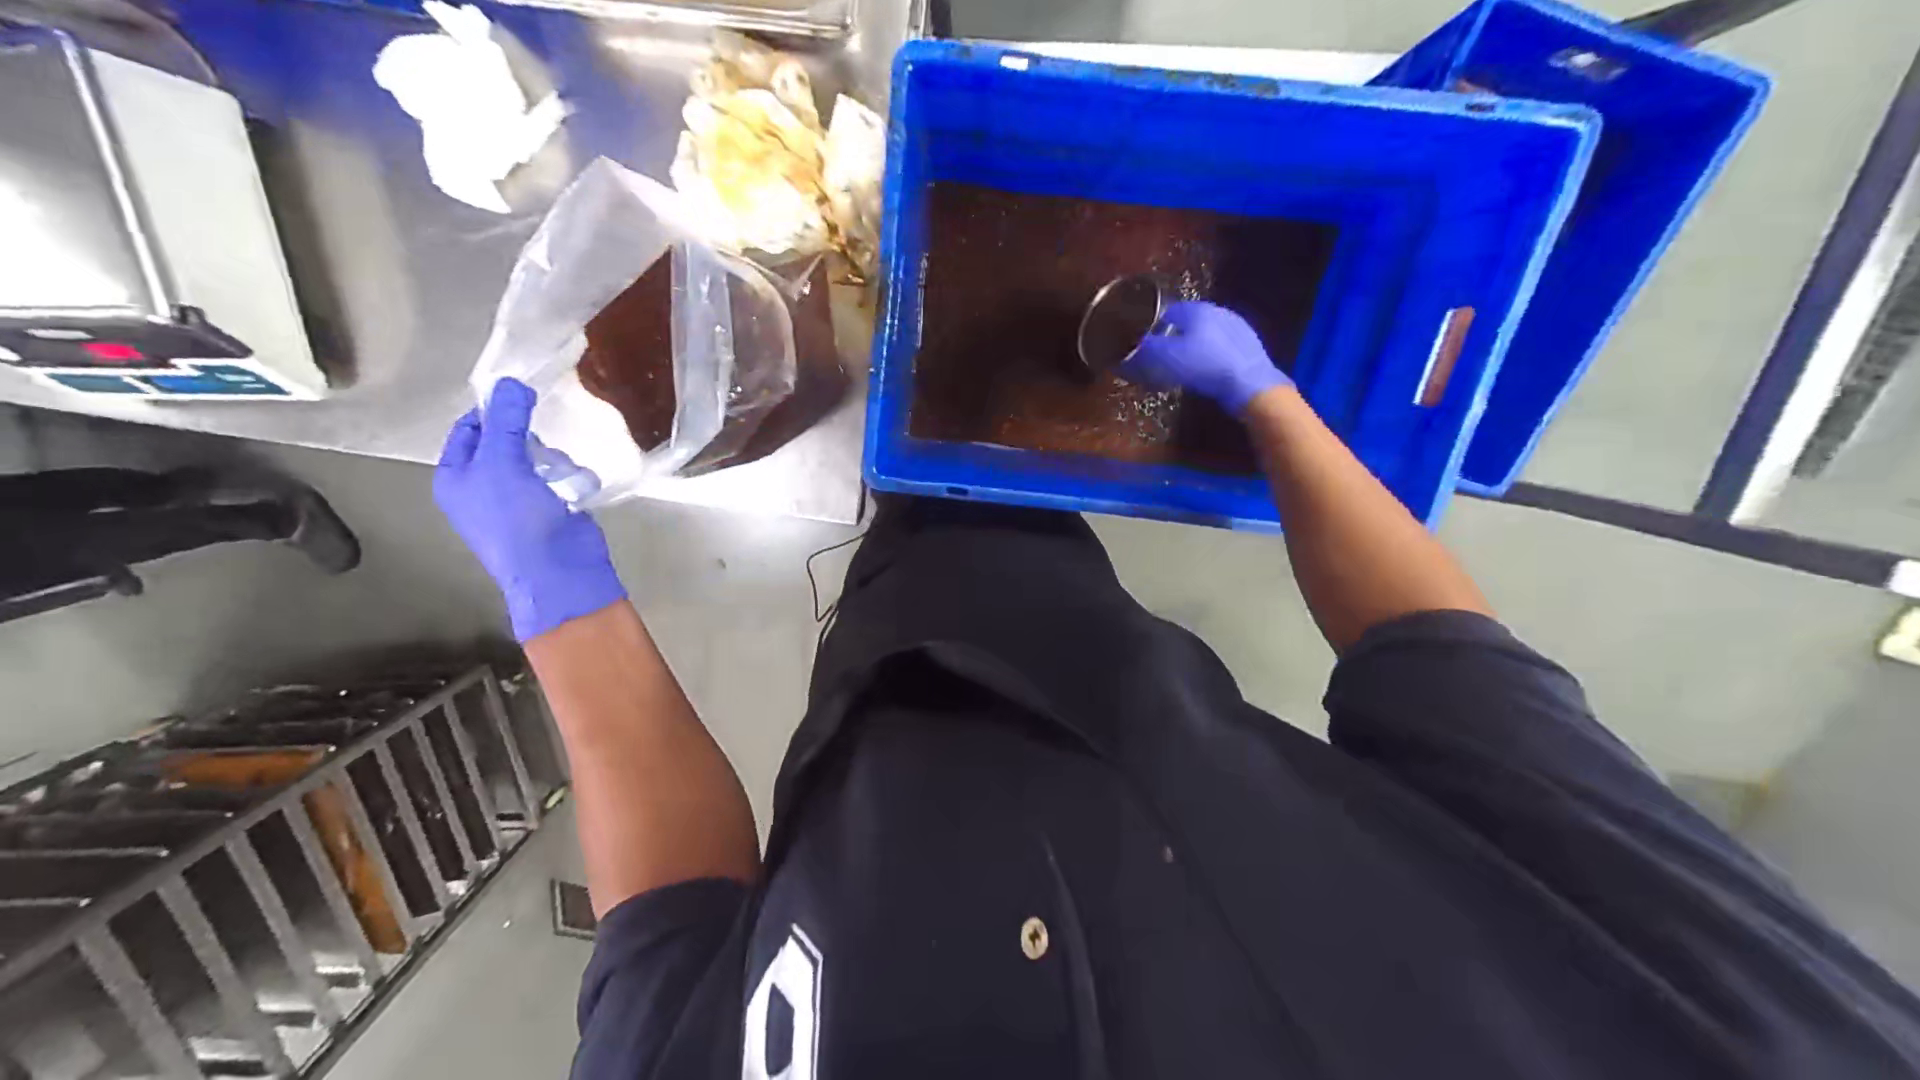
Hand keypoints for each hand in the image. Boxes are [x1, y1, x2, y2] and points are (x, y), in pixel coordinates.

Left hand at [436, 379, 625, 641]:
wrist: (557, 570)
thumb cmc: (516, 517)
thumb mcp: (503, 462)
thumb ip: (507, 420)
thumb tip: (511, 381)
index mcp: (456, 478)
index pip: (469, 429)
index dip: (493, 411)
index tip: (522, 398)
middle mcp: (482, 489)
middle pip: (507, 443)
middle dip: (529, 439)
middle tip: (542, 441)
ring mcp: (519, 503)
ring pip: (539, 460)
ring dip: (555, 460)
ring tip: (562, 472)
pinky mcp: (552, 511)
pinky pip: (561, 481)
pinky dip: (571, 479)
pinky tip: (578, 487)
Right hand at [1120, 301, 1291, 414]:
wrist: (1249, 384)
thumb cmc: (1204, 365)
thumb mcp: (1167, 358)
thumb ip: (1146, 350)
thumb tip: (1128, 349)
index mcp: (1198, 310)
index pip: (1169, 311)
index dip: (1154, 327)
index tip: (1145, 344)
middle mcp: (1218, 312)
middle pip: (1188, 323)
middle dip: (1173, 338)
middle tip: (1162, 358)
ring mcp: (1236, 328)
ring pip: (1205, 335)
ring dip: (1192, 347)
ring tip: (1182, 367)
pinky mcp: (1247, 347)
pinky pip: (1219, 348)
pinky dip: (1208, 357)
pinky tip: (1204, 372)